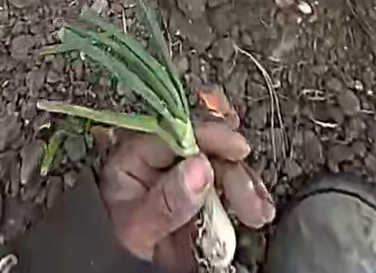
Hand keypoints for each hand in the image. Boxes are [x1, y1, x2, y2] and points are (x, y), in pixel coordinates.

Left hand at [99, 91, 275, 269]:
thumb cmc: (117, 247)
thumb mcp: (136, 227)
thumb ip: (166, 200)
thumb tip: (201, 167)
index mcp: (137, 151)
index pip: (177, 128)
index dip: (211, 133)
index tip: (238, 147)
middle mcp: (162, 155)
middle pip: (204, 143)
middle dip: (232, 169)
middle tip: (250, 203)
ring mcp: (181, 173)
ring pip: (220, 161)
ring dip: (243, 181)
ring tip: (258, 212)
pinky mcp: (197, 193)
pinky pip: (225, 182)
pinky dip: (245, 192)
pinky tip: (257, 208)